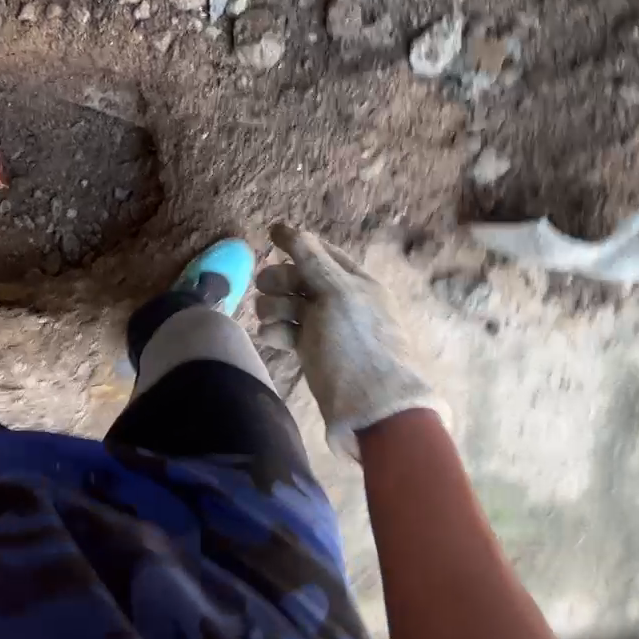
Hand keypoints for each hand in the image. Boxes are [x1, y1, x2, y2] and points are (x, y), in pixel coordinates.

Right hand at [255, 223, 448, 460]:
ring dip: (274, 307)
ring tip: (270, 320)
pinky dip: (275, 331)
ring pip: (289, 304)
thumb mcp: (338, 295)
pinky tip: (269, 337)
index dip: (297, 243)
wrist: (373, 410)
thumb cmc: (357, 346)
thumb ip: (312, 260)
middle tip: (265, 288)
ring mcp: (326, 329)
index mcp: (357, 283)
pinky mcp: (312, 352)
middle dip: (280, 280)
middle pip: (300, 277)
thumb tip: (287, 228)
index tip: (269, 235)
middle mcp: (342, 302)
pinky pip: (287, 331)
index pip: (324, 252)